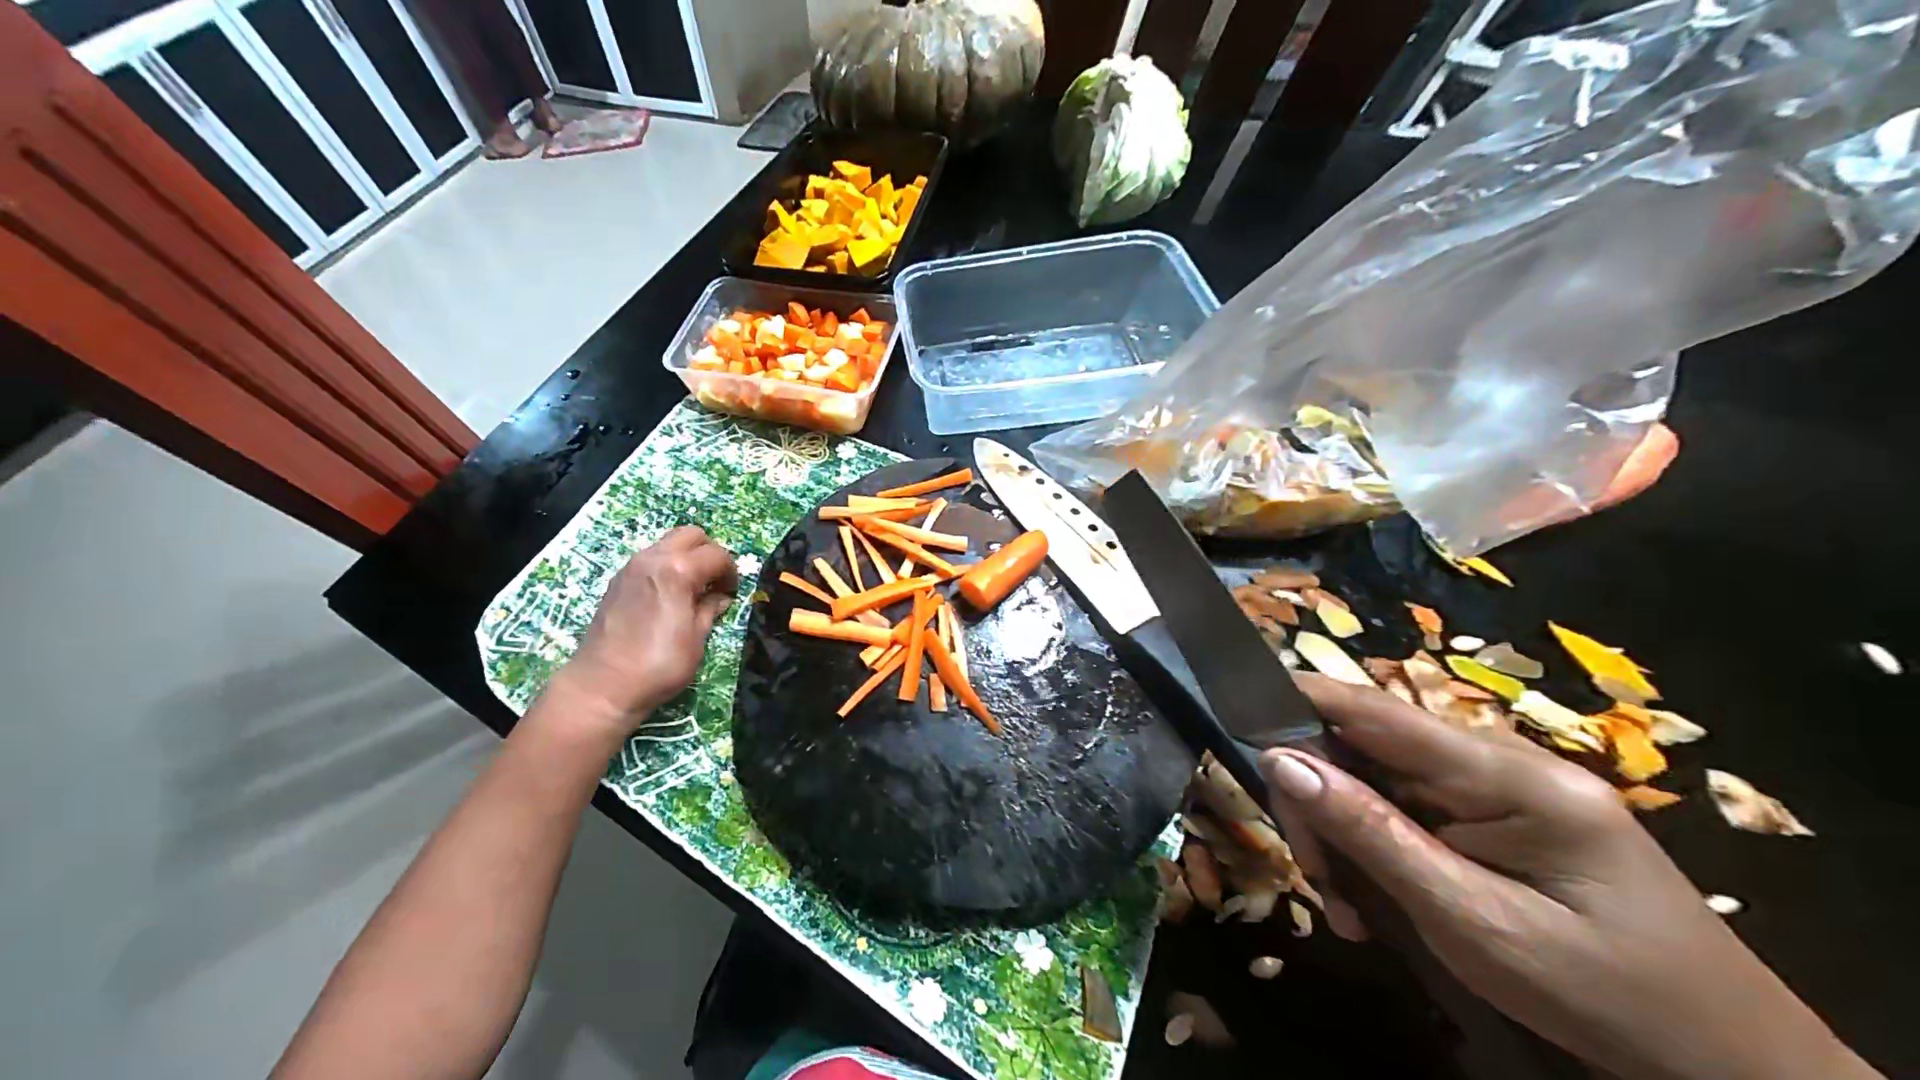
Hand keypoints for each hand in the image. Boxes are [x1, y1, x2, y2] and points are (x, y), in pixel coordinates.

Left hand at [545, 527, 737, 732]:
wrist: (602, 685)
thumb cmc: (658, 664)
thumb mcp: (697, 639)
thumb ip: (709, 609)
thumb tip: (719, 597)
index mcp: (678, 571)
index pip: (717, 555)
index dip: (730, 573)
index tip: (731, 594)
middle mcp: (653, 559)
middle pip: (691, 535)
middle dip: (709, 552)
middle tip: (713, 582)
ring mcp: (631, 567)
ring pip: (667, 543)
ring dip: (685, 557)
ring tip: (691, 589)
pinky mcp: (618, 581)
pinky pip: (650, 559)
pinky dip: (665, 567)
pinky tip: (667, 597)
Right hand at [1261, 675, 1879, 1079]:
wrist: (1730, 1063)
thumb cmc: (1602, 993)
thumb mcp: (1471, 920)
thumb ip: (1372, 834)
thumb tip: (1281, 761)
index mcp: (1511, 776)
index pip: (1377, 710)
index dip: (1300, 700)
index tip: (1236, 715)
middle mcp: (1502, 763)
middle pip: (1368, 751)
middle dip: (1323, 807)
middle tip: (1316, 883)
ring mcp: (1502, 789)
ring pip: (1379, 784)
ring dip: (1346, 839)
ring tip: (1349, 912)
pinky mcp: (1499, 817)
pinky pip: (1409, 812)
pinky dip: (1376, 851)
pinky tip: (1374, 904)